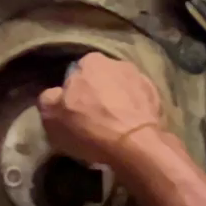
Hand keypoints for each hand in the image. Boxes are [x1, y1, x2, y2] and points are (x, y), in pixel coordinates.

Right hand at [37, 53, 168, 171]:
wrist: (135, 144)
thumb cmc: (89, 126)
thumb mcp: (51, 116)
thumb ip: (48, 99)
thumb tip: (54, 95)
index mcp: (91, 61)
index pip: (76, 74)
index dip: (73, 94)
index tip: (73, 113)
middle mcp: (116, 62)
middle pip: (101, 80)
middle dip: (97, 96)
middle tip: (93, 121)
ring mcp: (140, 78)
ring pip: (121, 90)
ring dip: (117, 103)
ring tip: (113, 128)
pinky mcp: (157, 96)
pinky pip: (139, 103)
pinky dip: (134, 112)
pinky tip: (129, 130)